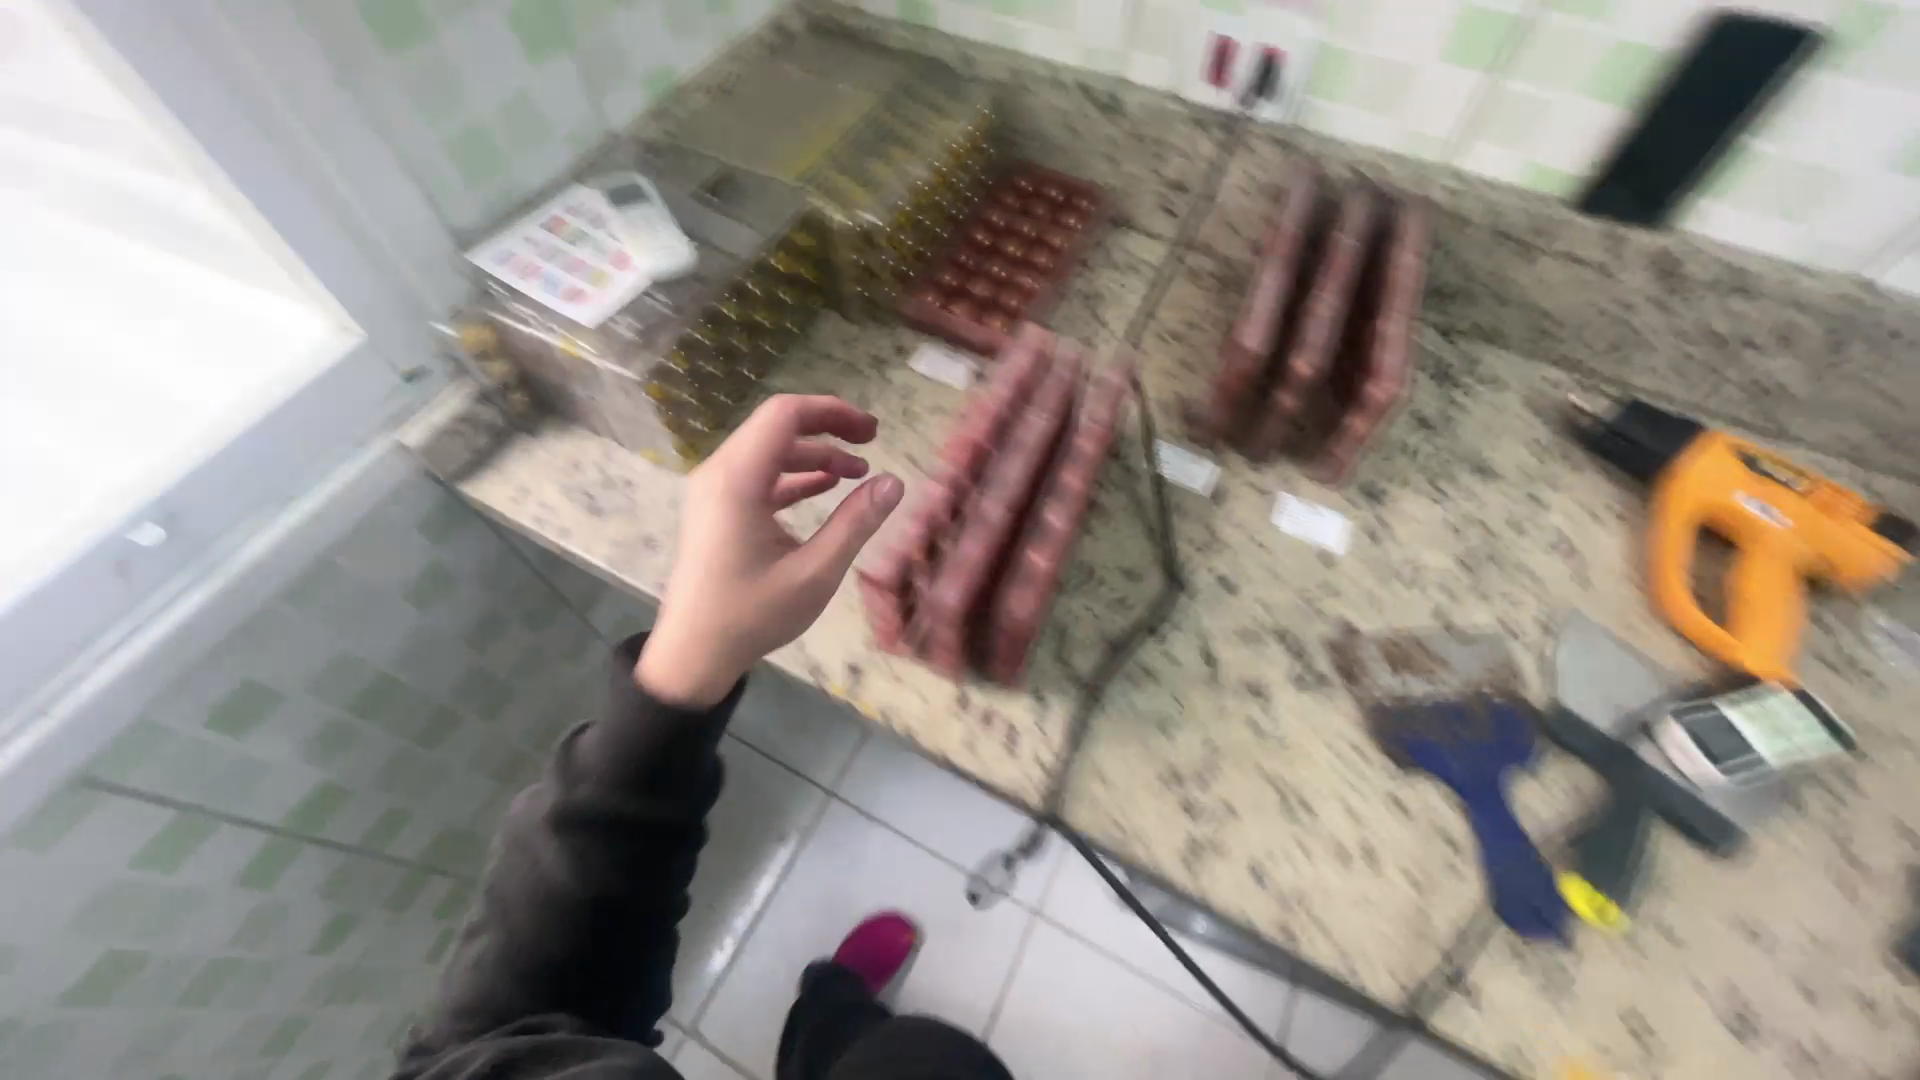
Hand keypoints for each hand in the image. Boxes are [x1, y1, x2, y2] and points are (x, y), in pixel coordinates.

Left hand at [635, 395, 903, 706]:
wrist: (693, 653)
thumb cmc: (752, 615)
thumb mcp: (815, 572)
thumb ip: (856, 523)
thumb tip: (893, 484)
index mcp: (738, 480)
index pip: (785, 415)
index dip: (832, 412)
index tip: (872, 429)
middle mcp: (720, 474)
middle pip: (777, 427)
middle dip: (828, 429)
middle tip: (872, 442)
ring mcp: (715, 492)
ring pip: (769, 452)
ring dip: (814, 456)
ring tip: (858, 473)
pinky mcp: (717, 510)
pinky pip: (759, 477)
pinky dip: (793, 477)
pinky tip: (825, 488)